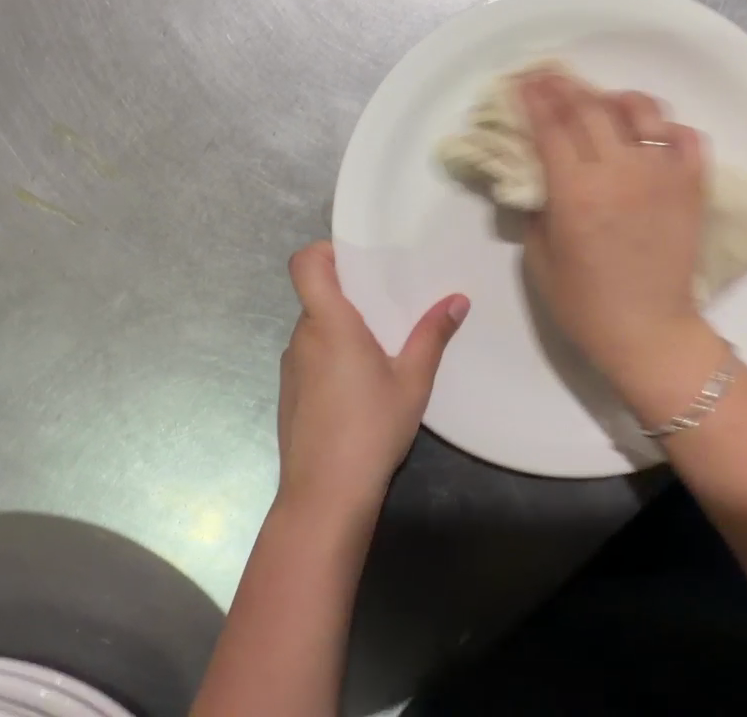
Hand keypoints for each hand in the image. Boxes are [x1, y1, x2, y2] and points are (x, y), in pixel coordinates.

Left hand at [276, 242, 468, 518]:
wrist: (325, 494)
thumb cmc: (371, 428)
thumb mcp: (413, 381)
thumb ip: (432, 336)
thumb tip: (457, 300)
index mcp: (329, 323)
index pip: (306, 264)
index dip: (325, 252)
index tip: (357, 262)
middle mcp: (302, 337)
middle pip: (317, 297)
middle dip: (350, 297)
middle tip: (389, 307)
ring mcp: (291, 367)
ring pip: (314, 329)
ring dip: (342, 331)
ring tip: (380, 350)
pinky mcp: (289, 393)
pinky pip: (310, 357)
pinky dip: (331, 358)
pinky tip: (359, 388)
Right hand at [519, 73, 719, 416]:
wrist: (649, 331)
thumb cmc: (585, 304)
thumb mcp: (539, 259)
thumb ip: (535, 209)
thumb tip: (535, 175)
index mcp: (575, 192)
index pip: (550, 126)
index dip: (533, 97)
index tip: (522, 80)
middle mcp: (620, 172)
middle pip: (589, 107)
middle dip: (563, 85)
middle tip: (549, 76)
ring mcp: (662, 175)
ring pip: (640, 110)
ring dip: (613, 97)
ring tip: (600, 101)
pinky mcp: (692, 185)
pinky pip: (685, 136)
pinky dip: (667, 126)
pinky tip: (651, 133)